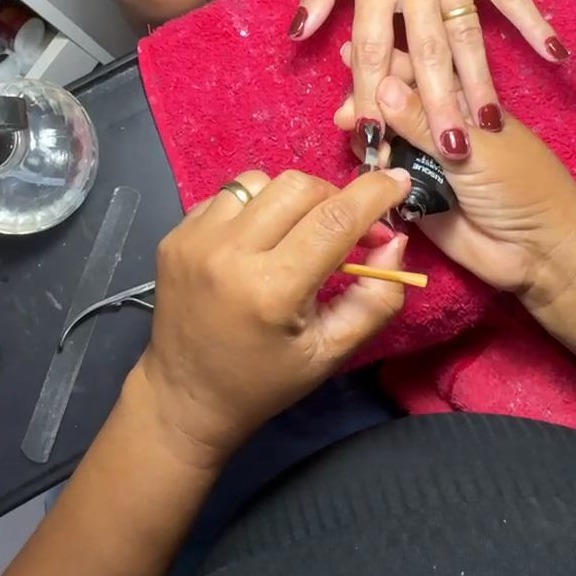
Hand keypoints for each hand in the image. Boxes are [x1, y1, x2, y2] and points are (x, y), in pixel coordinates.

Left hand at [139, 169, 413, 466]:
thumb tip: (393, 240)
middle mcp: (229, 253)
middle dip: (332, 197)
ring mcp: (195, 239)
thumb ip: (375, 298)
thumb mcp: (331, 352)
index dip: (373, 194)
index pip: (333, 220)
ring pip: (260, 182)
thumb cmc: (265, 380)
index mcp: (272, 289)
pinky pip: (227, 195)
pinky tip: (254, 242)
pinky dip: (252, 208)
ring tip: (292, 236)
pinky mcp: (176, 233)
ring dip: (289, 201)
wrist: (186, 393)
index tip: (398, 181)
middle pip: (297, 187)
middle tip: (341, 228)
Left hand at [294, 0, 565, 165]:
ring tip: (490, 123)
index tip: (375, 134)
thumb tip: (299, 34)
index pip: (373, 50)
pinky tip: (556, 55)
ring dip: (480, 81)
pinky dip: (535, 23)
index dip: (372, 94)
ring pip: (469, 36)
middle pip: (427, 55)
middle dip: (439, 104)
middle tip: (452, 148)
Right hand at [333, 47, 575, 310]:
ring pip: (382, 139)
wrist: (539, 253)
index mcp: (460, 104)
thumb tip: (382, 84)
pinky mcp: (411, 193)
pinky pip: (381, 176)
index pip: (417, 73)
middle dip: (366, 103)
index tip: (350, 57)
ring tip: (357, 140)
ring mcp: (423, 160)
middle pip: (391, 105)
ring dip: (366, 136)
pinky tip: (364, 166)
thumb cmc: (522, 187)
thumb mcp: (476, 147)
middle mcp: (438, 127)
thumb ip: (425, 121)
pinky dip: (369, 169)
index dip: (384, 65)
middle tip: (348, 115)